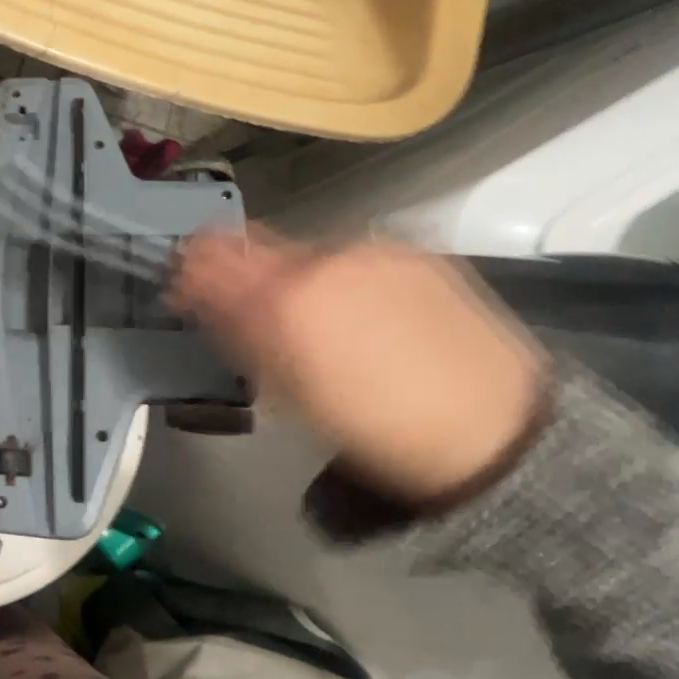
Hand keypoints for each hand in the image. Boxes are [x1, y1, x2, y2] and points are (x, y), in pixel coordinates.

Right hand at [170, 227, 545, 504]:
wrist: (494, 433)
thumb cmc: (375, 428)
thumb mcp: (287, 389)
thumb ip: (233, 331)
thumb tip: (194, 295)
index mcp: (285, 297)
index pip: (212, 256)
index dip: (191, 267)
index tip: (184, 286)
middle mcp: (325, 259)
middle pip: (256, 245)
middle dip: (241, 270)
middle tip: (246, 307)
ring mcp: (375, 251)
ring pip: (307, 250)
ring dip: (294, 273)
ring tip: (316, 317)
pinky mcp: (418, 254)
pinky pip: (357, 255)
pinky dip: (343, 274)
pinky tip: (363, 310)